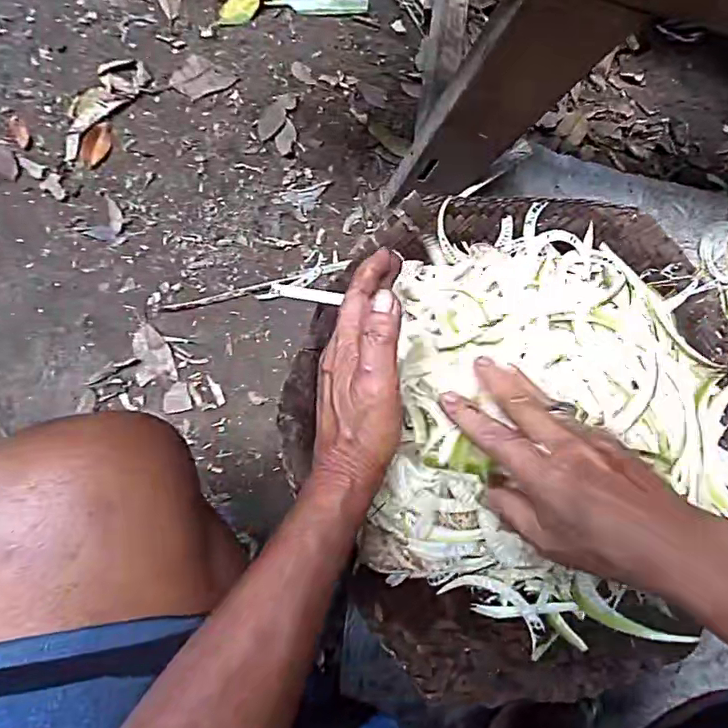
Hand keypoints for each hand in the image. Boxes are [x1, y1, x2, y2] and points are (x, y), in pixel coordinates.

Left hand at [310, 249, 403, 500]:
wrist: (346, 471)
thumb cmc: (364, 435)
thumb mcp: (379, 383)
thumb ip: (380, 340)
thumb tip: (384, 300)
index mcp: (346, 350)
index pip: (356, 298)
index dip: (371, 273)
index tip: (388, 257)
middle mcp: (337, 355)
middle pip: (352, 306)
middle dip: (370, 281)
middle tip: (390, 266)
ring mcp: (337, 370)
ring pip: (351, 323)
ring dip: (367, 302)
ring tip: (385, 290)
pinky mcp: (342, 384)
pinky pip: (353, 342)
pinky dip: (366, 325)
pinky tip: (375, 332)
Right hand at [440, 358, 727, 596]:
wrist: (669, 538)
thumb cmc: (606, 550)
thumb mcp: (550, 543)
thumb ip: (516, 513)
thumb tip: (493, 491)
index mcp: (543, 476)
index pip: (496, 440)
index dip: (469, 418)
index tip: (449, 398)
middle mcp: (564, 450)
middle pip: (524, 407)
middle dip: (498, 383)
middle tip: (480, 363)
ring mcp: (591, 442)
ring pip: (550, 408)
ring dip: (526, 388)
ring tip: (508, 369)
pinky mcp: (612, 442)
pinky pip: (575, 422)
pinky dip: (556, 411)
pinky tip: (552, 410)